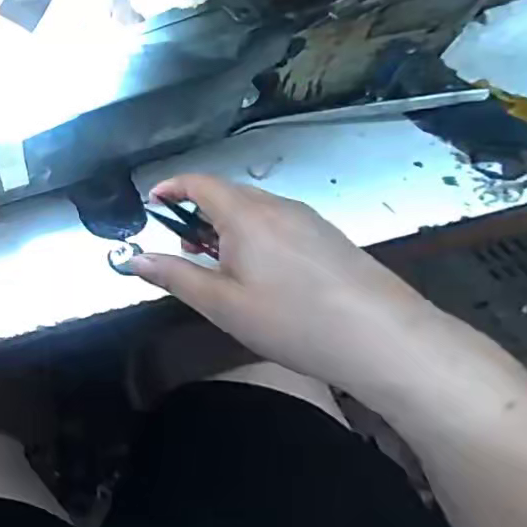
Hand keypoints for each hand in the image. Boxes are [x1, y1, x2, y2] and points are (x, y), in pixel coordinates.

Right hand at [126, 174, 483, 395]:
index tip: (152, 204)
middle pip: (226, 193)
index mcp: (246, 215)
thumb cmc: (295, 321)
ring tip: (221, 266)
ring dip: (226, 224)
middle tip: (184, 249)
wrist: (392, 344)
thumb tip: (133, 259)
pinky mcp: (332, 239)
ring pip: (254, 208)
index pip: (198, 183)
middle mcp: (278, 207)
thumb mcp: (221, 304)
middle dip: (196, 212)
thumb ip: (173, 276)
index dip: (170, 188)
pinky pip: (279, 222)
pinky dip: (255, 234)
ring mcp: (310, 221)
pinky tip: (263, 274)